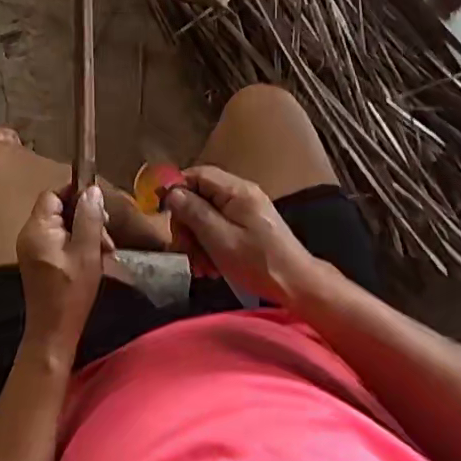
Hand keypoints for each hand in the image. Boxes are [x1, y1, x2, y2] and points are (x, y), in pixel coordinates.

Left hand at [16, 185, 112, 357]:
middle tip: (105, 234)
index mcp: (37, 227)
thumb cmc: (71, 291)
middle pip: (57, 208)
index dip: (75, 193)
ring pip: (60, 225)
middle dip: (84, 216)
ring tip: (103, 249)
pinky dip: (75, 244)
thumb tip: (92, 190)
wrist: (53, 332)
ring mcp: (31, 248)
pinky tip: (92, 258)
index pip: (53, 194)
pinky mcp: (37, 260)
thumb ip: (89, 217)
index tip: (99, 205)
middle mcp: (29, 233)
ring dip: (83, 232)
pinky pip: (57, 240)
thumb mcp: (87, 251)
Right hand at [162, 166, 327, 303]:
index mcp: (236, 190)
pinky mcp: (250, 227)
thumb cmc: (257, 261)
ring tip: (200, 266)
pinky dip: (211, 245)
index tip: (163, 214)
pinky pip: (221, 228)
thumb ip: (194, 212)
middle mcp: (242, 194)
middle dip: (187, 223)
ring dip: (198, 239)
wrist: (297, 285)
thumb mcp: (219, 238)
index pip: (197, 175)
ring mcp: (247, 211)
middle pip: (200, 196)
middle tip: (184, 250)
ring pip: (208, 215)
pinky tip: (211, 268)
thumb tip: (172, 192)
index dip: (176, 190)